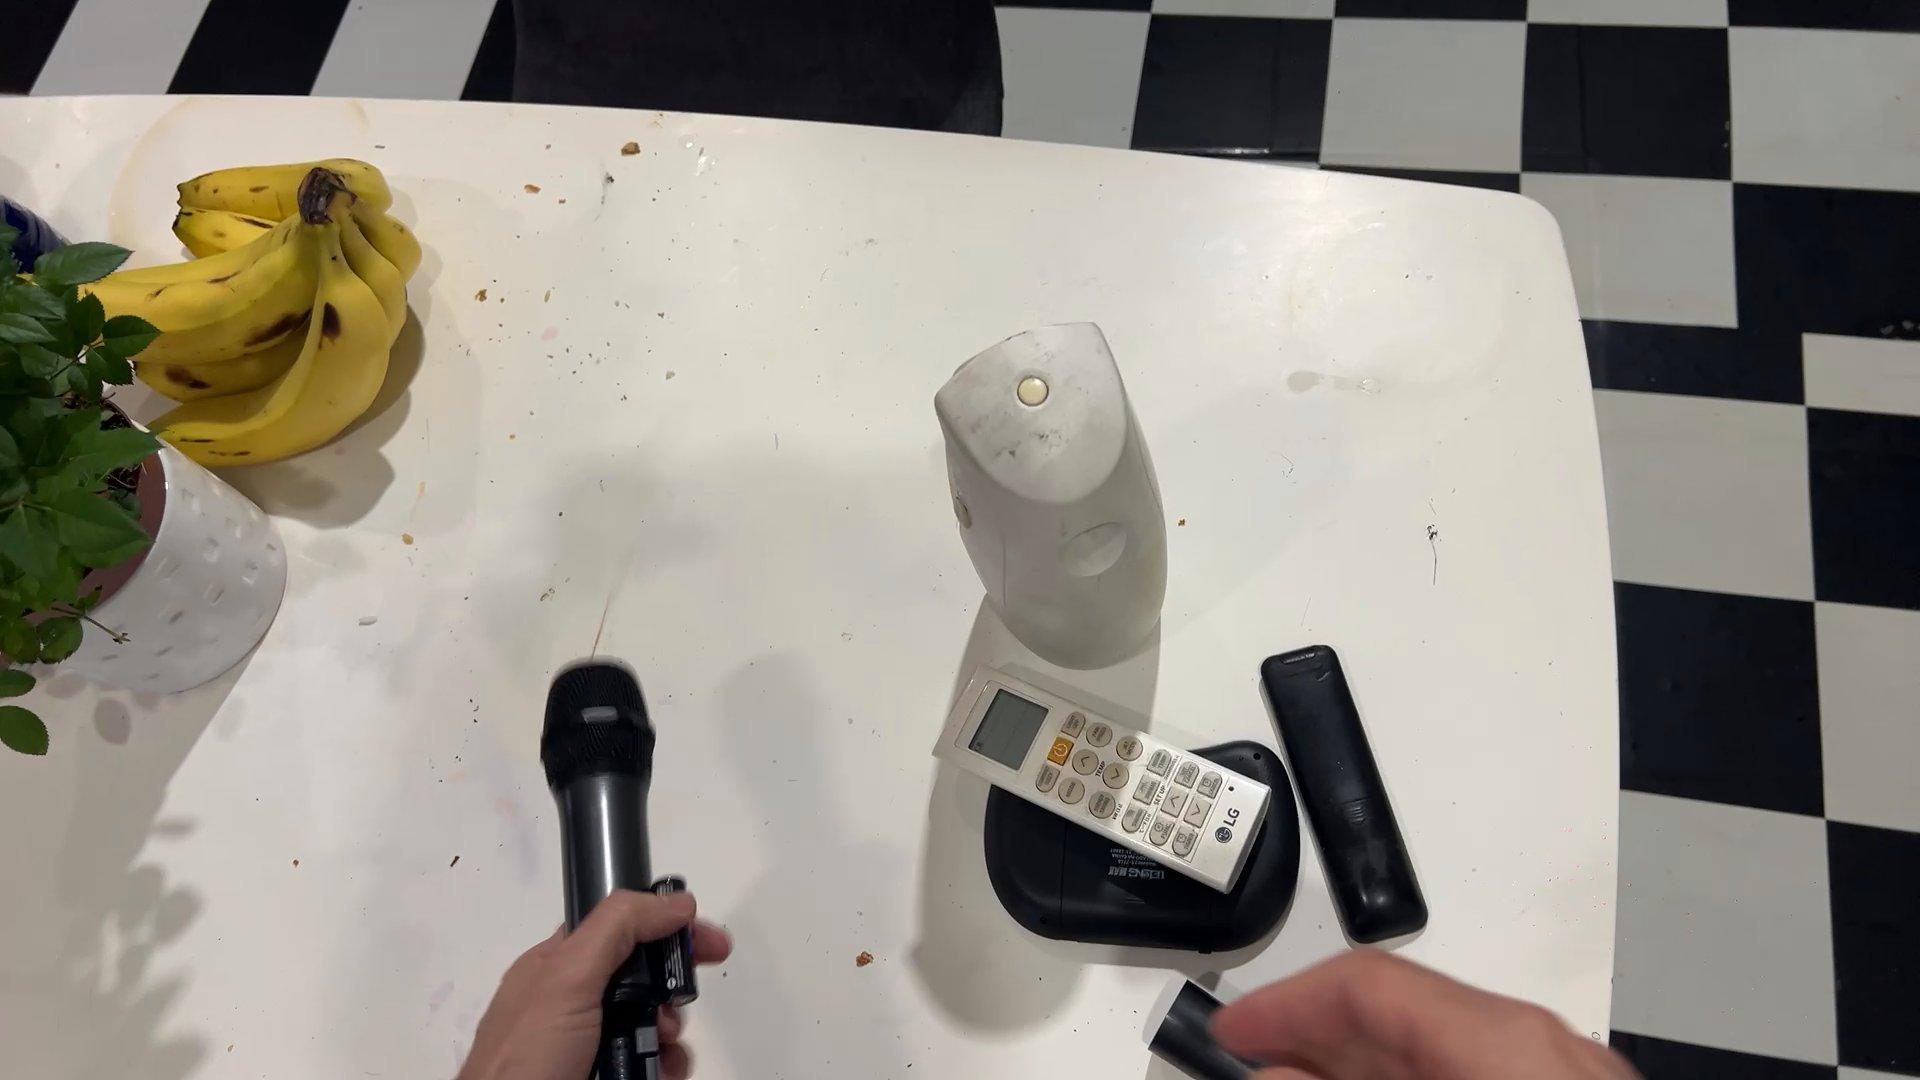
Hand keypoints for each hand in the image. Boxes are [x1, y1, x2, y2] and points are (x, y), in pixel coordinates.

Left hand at [459, 890, 732, 1079]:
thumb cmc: (526, 1063)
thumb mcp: (565, 980)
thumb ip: (620, 926)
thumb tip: (680, 902)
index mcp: (555, 969)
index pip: (622, 926)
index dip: (666, 924)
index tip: (705, 939)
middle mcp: (573, 1006)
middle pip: (645, 974)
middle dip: (672, 984)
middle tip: (684, 999)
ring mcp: (590, 1048)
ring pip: (654, 1022)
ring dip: (671, 1031)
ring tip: (661, 1047)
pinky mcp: (608, 1078)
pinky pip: (656, 1063)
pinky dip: (668, 1065)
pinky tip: (662, 1072)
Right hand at [1212, 950, 1637, 1079]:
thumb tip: (1271, 1075)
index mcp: (1504, 1045)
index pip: (1365, 985)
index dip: (1285, 1004)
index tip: (1229, 1034)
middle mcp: (1537, 1053)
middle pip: (1393, 1018)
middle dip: (1314, 1048)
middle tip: (1255, 1073)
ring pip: (1425, 1058)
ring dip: (1355, 1077)